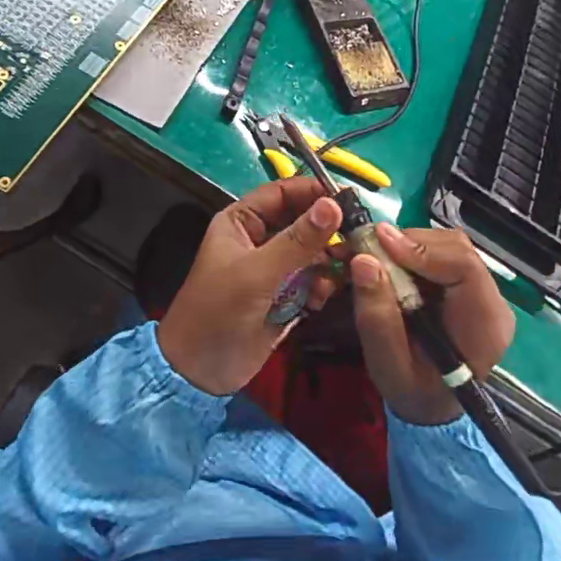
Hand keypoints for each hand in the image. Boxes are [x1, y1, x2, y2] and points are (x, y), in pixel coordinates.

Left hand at [156, 178, 343, 395]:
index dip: (313, 192)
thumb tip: (333, 205)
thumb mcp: (257, 272)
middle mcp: (260, 240)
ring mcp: (275, 270)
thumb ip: (297, 241)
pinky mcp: (287, 298)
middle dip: (329, 229)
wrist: (201, 369)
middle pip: (303, 222)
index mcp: (241, 222)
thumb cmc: (218, 309)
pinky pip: (315, 281)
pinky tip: (324, 295)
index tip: (350, 198)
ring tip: (346, 268)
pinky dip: (324, 285)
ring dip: (330, 259)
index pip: (281, 193)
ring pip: (313, 253)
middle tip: (359, 238)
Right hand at [348, 224, 515, 425]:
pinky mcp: (464, 284)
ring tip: (371, 256)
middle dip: (407, 242)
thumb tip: (363, 262)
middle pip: (455, 248)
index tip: (379, 243)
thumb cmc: (413, 391)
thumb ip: (377, 318)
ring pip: (446, 245)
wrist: (432, 406)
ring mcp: (480, 290)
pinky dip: (407, 251)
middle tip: (364, 248)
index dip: (421, 249)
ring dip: (404, 245)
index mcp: (483, 325)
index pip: (465, 268)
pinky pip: (438, 253)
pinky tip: (385, 264)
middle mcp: (491, 301)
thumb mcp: (387, 365)